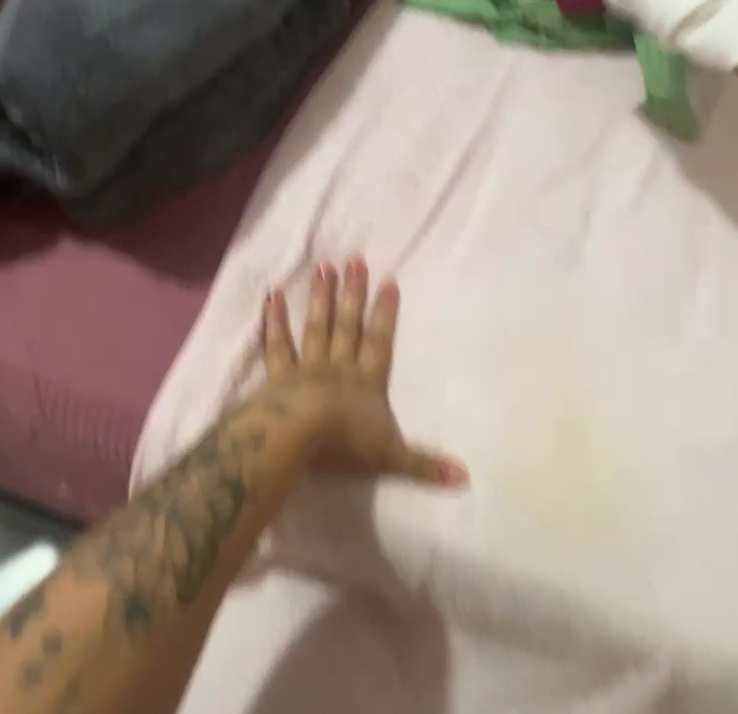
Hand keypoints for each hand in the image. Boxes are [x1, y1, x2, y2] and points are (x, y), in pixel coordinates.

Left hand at [258, 259, 468, 488]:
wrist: (297, 438)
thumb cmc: (345, 445)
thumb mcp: (391, 458)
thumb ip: (425, 465)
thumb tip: (465, 477)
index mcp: (367, 383)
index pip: (380, 342)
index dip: (385, 313)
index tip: (388, 280)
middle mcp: (339, 368)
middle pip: (348, 325)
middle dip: (353, 293)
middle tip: (354, 259)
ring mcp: (306, 368)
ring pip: (316, 327)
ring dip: (320, 297)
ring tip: (323, 267)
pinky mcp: (277, 377)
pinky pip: (276, 344)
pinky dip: (274, 320)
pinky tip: (272, 295)